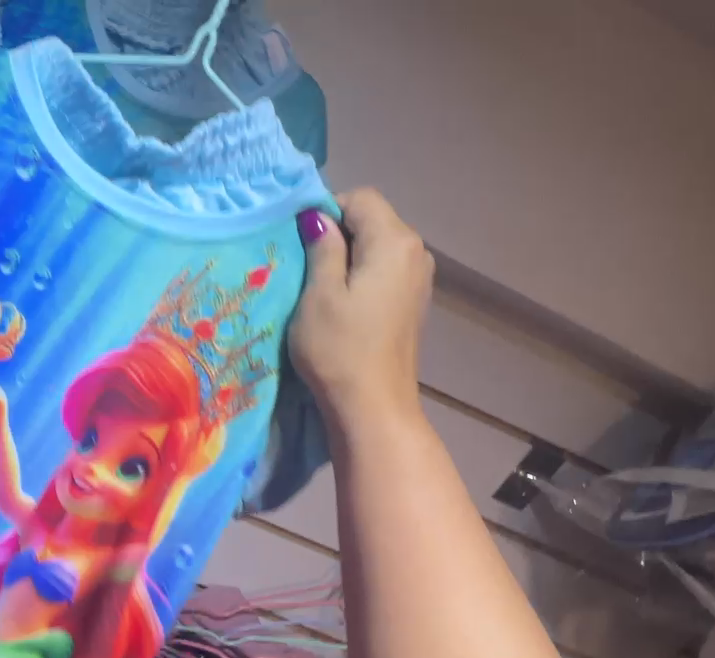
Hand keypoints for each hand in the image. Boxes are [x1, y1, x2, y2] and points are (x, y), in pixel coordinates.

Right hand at [288, 189, 434, 428]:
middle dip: (336, 234)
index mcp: (393, 241)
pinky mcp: (412, 300)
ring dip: (346, 257)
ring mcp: (418, 277)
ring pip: (377, 247)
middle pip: (373, 220)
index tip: (297, 241)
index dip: (325, 211)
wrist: (371, 402)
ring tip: (317, 288)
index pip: (361, 199)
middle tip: (300, 267)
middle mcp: (415, 251)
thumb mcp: (318, 295)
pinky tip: (340, 304)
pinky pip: (383, 271)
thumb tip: (317, 217)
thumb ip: (323, 249)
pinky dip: (360, 276)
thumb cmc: (338, 347)